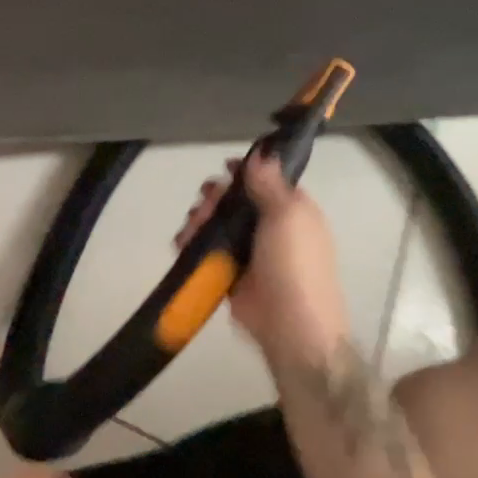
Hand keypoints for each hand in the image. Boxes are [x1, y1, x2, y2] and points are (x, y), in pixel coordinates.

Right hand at [175, 155, 348, 361]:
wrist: (289, 323)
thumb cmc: (294, 264)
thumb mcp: (288, 215)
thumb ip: (270, 184)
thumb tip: (262, 154)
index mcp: (292, 211)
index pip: (266, 182)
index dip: (245, 172)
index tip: (224, 168)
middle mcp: (270, 228)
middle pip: (234, 201)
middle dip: (214, 198)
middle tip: (205, 202)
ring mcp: (248, 251)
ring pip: (216, 224)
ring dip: (199, 220)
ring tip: (191, 228)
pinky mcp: (228, 270)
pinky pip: (205, 249)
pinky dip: (191, 243)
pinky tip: (183, 243)